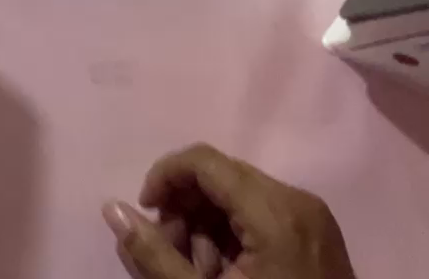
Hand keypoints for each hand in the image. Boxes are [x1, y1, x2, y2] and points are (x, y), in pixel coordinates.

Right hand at [103, 145, 355, 278]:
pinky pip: (260, 212)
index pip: (203, 161)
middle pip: (219, 176)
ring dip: (206, 225)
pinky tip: (225, 273)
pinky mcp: (317, 235)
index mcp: (274, 212)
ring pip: (237, 194)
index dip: (164, 177)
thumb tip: (111, 208)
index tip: (145, 213)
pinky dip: (232, 234)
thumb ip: (155, 255)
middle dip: (184, 210)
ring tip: (198, 272)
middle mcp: (297, 201)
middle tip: (170, 254)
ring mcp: (312, 218)